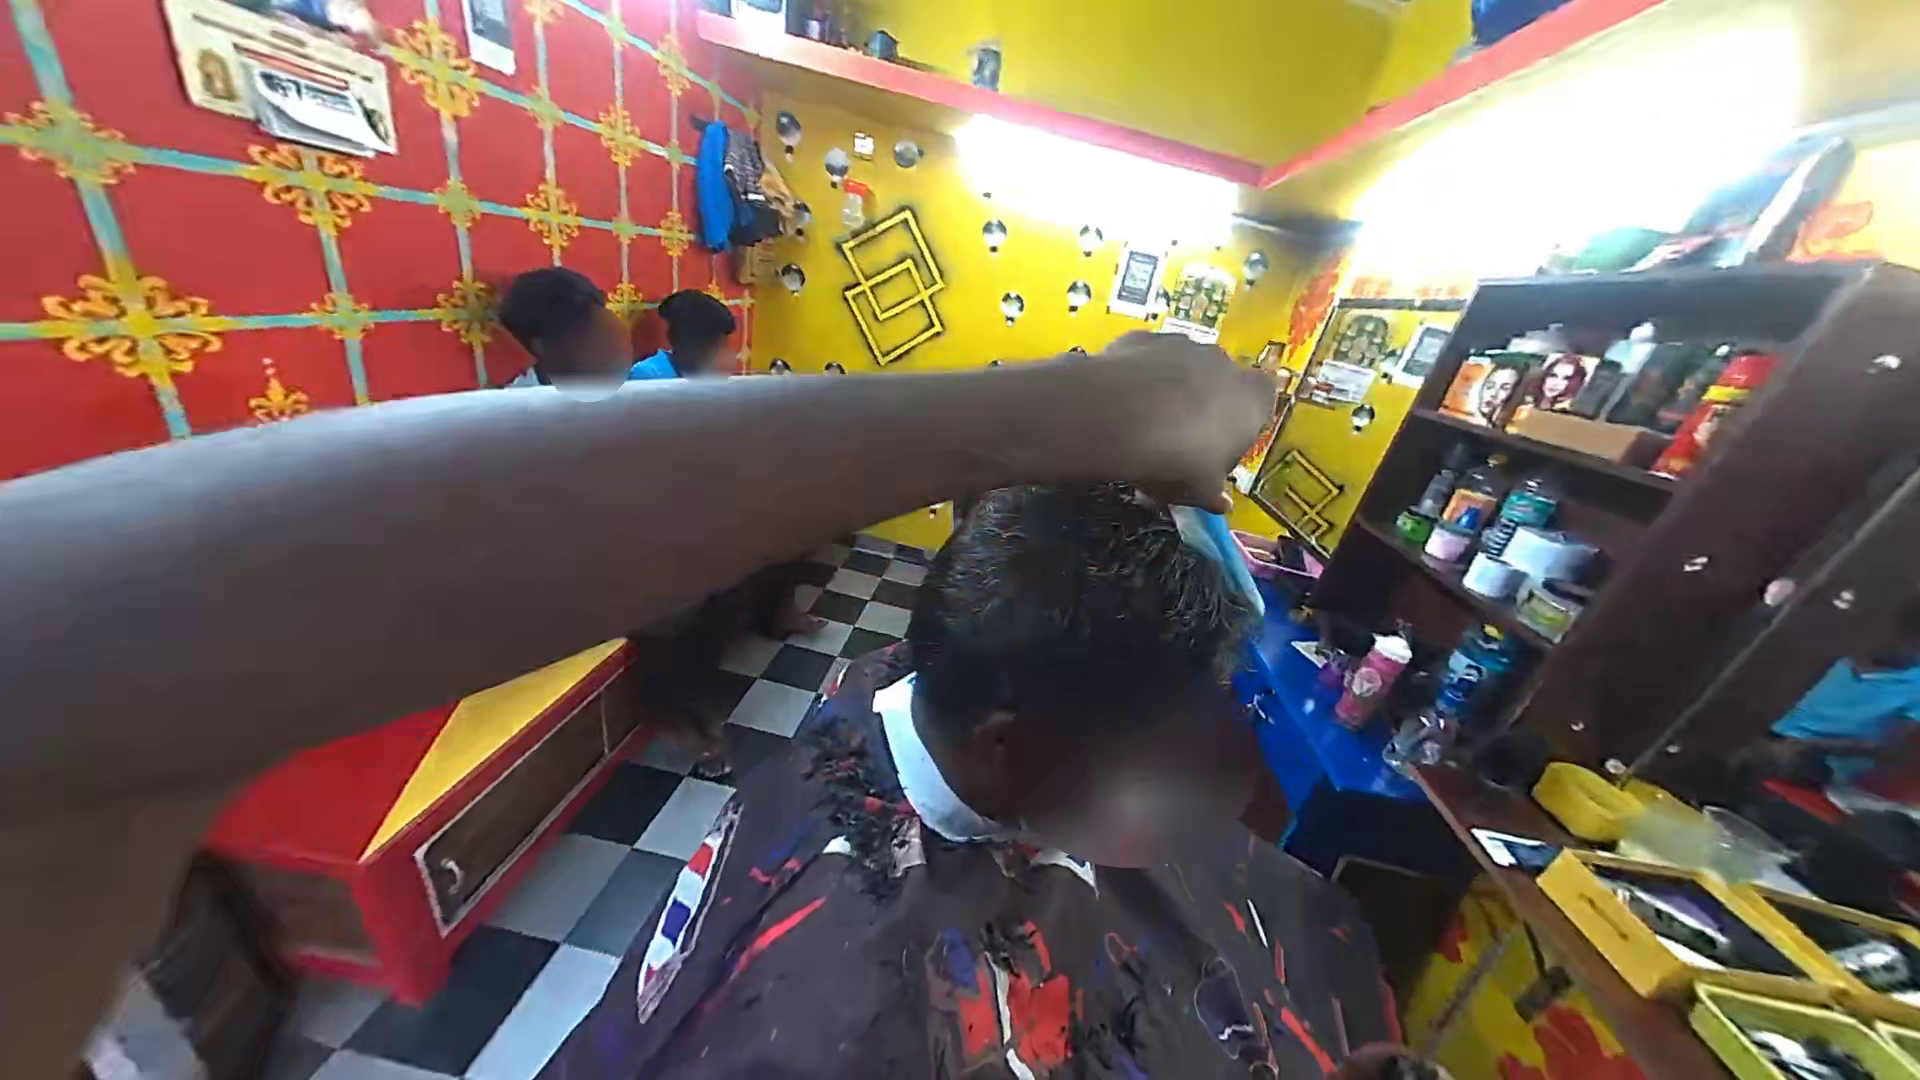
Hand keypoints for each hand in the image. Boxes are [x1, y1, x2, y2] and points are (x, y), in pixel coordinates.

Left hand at [1061, 332, 1277, 511]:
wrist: (1118, 417)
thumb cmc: (1175, 460)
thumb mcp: (1197, 490)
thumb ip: (1212, 494)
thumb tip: (1221, 504)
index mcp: (1252, 400)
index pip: (1259, 406)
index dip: (1236, 429)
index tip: (1213, 452)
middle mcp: (1224, 363)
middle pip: (1217, 387)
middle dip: (1197, 410)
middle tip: (1171, 444)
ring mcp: (1183, 344)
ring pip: (1178, 370)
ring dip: (1164, 392)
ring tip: (1136, 428)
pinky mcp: (1144, 337)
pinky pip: (1143, 361)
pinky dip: (1134, 378)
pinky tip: (1115, 406)